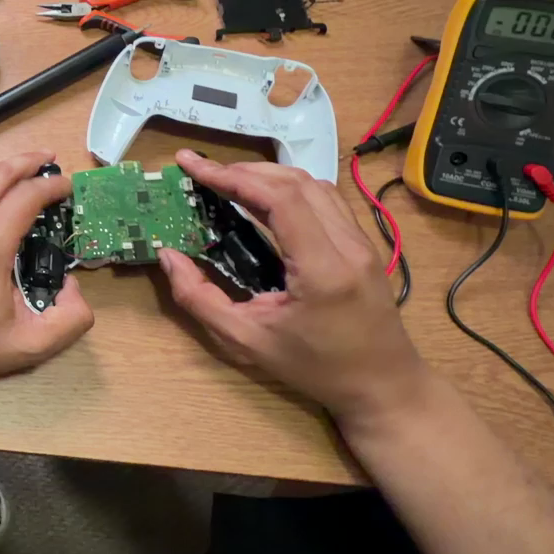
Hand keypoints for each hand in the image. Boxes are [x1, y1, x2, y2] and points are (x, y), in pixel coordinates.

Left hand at [0, 152, 95, 389]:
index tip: (69, 185)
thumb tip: (77, 288)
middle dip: (27, 162)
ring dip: (5, 169)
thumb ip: (69, 319)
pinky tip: (0, 196)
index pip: (23, 198)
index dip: (50, 186)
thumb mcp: (30, 345)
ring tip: (29, 169)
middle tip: (52, 159)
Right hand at [159, 150, 427, 423]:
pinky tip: (262, 196)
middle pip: (294, 182)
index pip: (279, 199)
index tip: (192, 166)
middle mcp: (347, 246)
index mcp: (322, 269)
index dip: (232, 176)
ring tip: (226, 180)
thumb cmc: (315, 369)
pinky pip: (324, 198)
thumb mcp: (246, 341)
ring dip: (266, 174)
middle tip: (200, 171)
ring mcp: (361, 242)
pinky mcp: (363, 244)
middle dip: (242, 170)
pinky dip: (287, 187)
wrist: (386, 388)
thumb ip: (199, 298)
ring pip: (313, 184)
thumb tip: (167, 256)